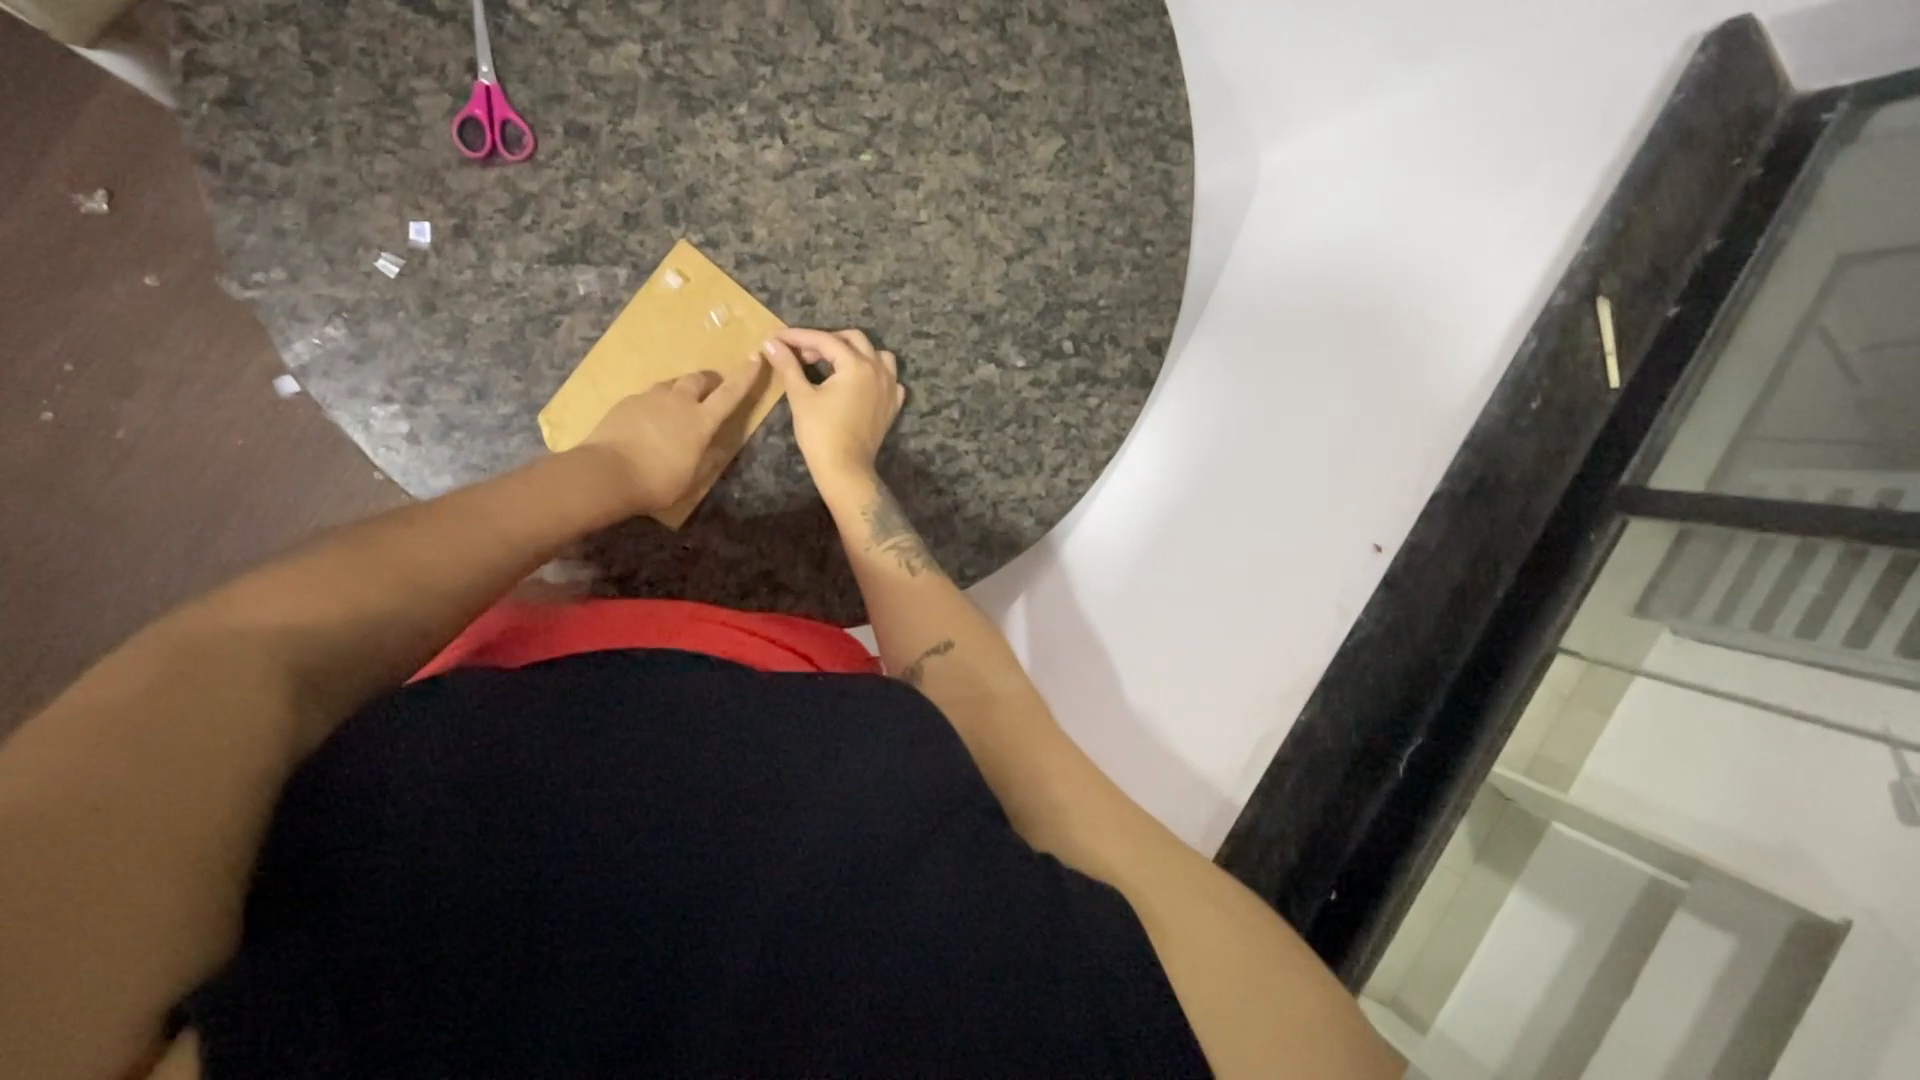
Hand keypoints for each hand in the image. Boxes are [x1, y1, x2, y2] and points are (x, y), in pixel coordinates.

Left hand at [578, 356, 763, 512]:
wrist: (606, 473)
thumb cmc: (657, 481)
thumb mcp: (692, 478)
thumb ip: (707, 458)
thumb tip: (717, 446)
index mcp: (701, 421)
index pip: (730, 393)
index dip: (745, 376)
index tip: (755, 357)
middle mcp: (678, 402)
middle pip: (698, 379)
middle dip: (709, 381)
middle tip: (712, 388)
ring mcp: (650, 398)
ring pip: (671, 384)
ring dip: (681, 389)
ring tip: (678, 404)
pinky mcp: (627, 402)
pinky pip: (648, 396)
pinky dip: (656, 403)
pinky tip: (649, 420)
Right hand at [763, 328, 904, 496]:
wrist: (845, 469)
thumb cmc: (820, 433)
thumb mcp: (801, 396)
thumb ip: (788, 365)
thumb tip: (771, 343)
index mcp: (856, 365)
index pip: (824, 340)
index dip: (798, 337)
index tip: (777, 339)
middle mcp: (878, 370)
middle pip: (853, 340)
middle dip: (826, 341)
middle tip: (803, 354)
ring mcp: (890, 387)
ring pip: (878, 355)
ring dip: (855, 352)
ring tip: (834, 363)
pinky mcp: (893, 405)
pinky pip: (889, 379)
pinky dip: (874, 373)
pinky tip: (859, 383)